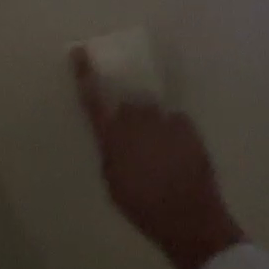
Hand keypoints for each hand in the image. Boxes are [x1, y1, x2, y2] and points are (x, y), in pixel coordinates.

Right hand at [70, 48, 244, 268]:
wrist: (188, 217)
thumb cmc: (143, 207)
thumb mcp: (114, 183)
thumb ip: (111, 152)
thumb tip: (114, 136)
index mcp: (112, 137)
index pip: (93, 99)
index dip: (85, 74)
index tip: (80, 51)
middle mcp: (135, 121)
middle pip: (128, 105)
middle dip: (129, 117)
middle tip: (136, 144)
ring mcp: (163, 120)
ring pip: (151, 112)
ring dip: (151, 125)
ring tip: (160, 154)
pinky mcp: (186, 125)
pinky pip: (173, 121)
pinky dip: (171, 132)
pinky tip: (176, 155)